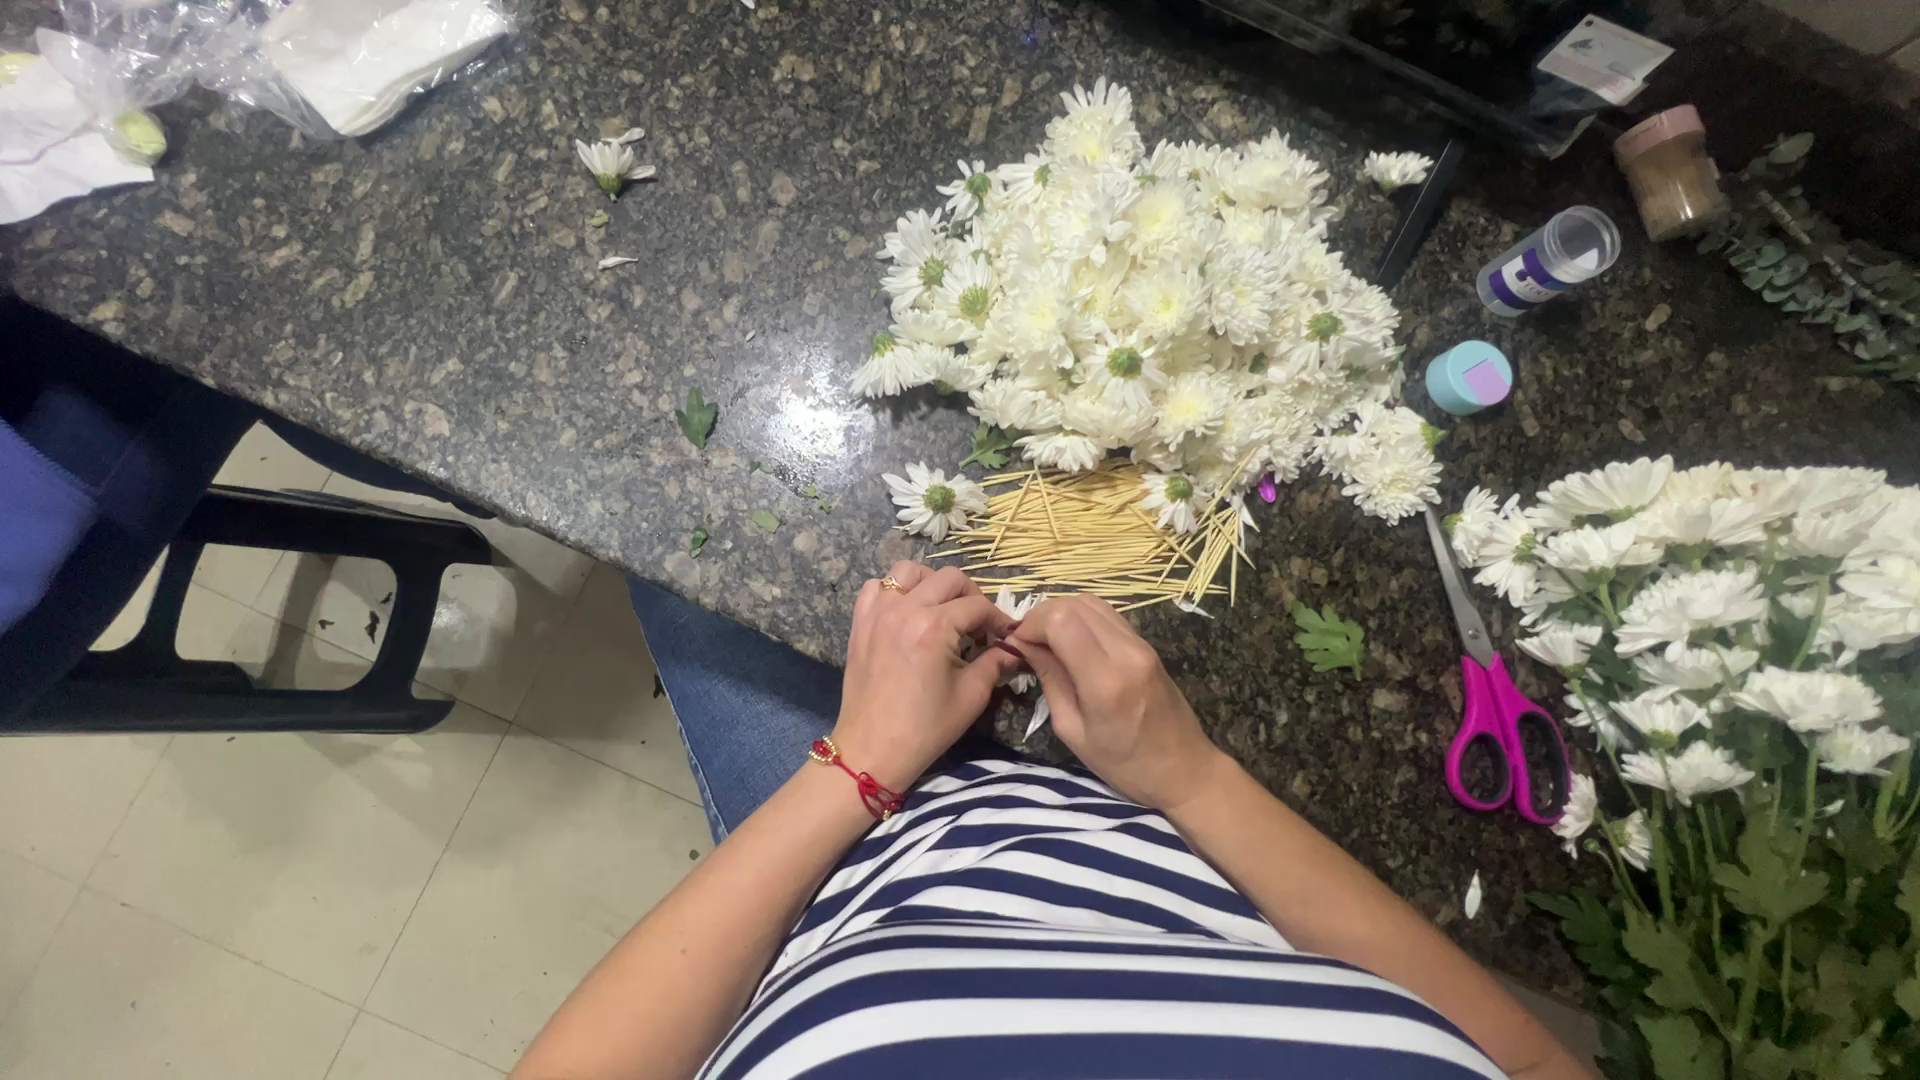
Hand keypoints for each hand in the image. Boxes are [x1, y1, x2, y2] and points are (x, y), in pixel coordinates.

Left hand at [832, 562, 1021, 791]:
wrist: (873, 749)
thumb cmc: (926, 728)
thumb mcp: (971, 696)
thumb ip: (995, 663)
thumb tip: (1015, 648)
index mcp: (934, 627)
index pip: (977, 606)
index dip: (997, 619)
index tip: (1005, 635)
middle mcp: (904, 609)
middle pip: (949, 578)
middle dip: (971, 597)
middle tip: (977, 625)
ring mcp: (877, 612)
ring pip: (909, 571)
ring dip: (932, 584)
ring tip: (942, 611)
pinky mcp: (860, 622)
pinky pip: (876, 587)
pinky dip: (894, 591)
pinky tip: (907, 613)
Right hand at [1009, 595, 1228, 810]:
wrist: (1184, 770)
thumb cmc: (1124, 764)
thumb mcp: (1073, 731)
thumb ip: (1049, 680)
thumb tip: (1023, 645)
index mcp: (1105, 680)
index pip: (1061, 621)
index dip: (1032, 625)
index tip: (1017, 645)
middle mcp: (1126, 652)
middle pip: (1074, 604)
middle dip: (1042, 616)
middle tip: (1027, 642)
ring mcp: (1140, 644)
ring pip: (1091, 602)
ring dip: (1061, 613)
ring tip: (1047, 640)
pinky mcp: (1146, 644)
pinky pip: (1107, 615)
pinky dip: (1081, 618)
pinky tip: (1071, 641)